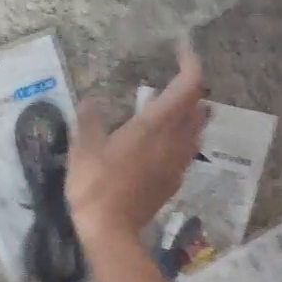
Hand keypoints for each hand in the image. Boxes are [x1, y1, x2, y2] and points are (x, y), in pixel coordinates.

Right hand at [66, 43, 207, 242]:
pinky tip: (162, 144)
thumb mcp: (84, 149)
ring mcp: (177, 164)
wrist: (111, 232)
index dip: (190, 62)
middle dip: (190, 88)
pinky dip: (181, 138)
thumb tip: (92, 101)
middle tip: (173, 80)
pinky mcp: (173, 183)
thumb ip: (90, 120)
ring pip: (196, 129)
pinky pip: (186, 151)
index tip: (181, 49)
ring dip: (189, 114)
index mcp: (156, 124)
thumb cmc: (96, 187)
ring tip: (169, 111)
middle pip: (198, 105)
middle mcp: (174, 140)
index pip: (189, 84)